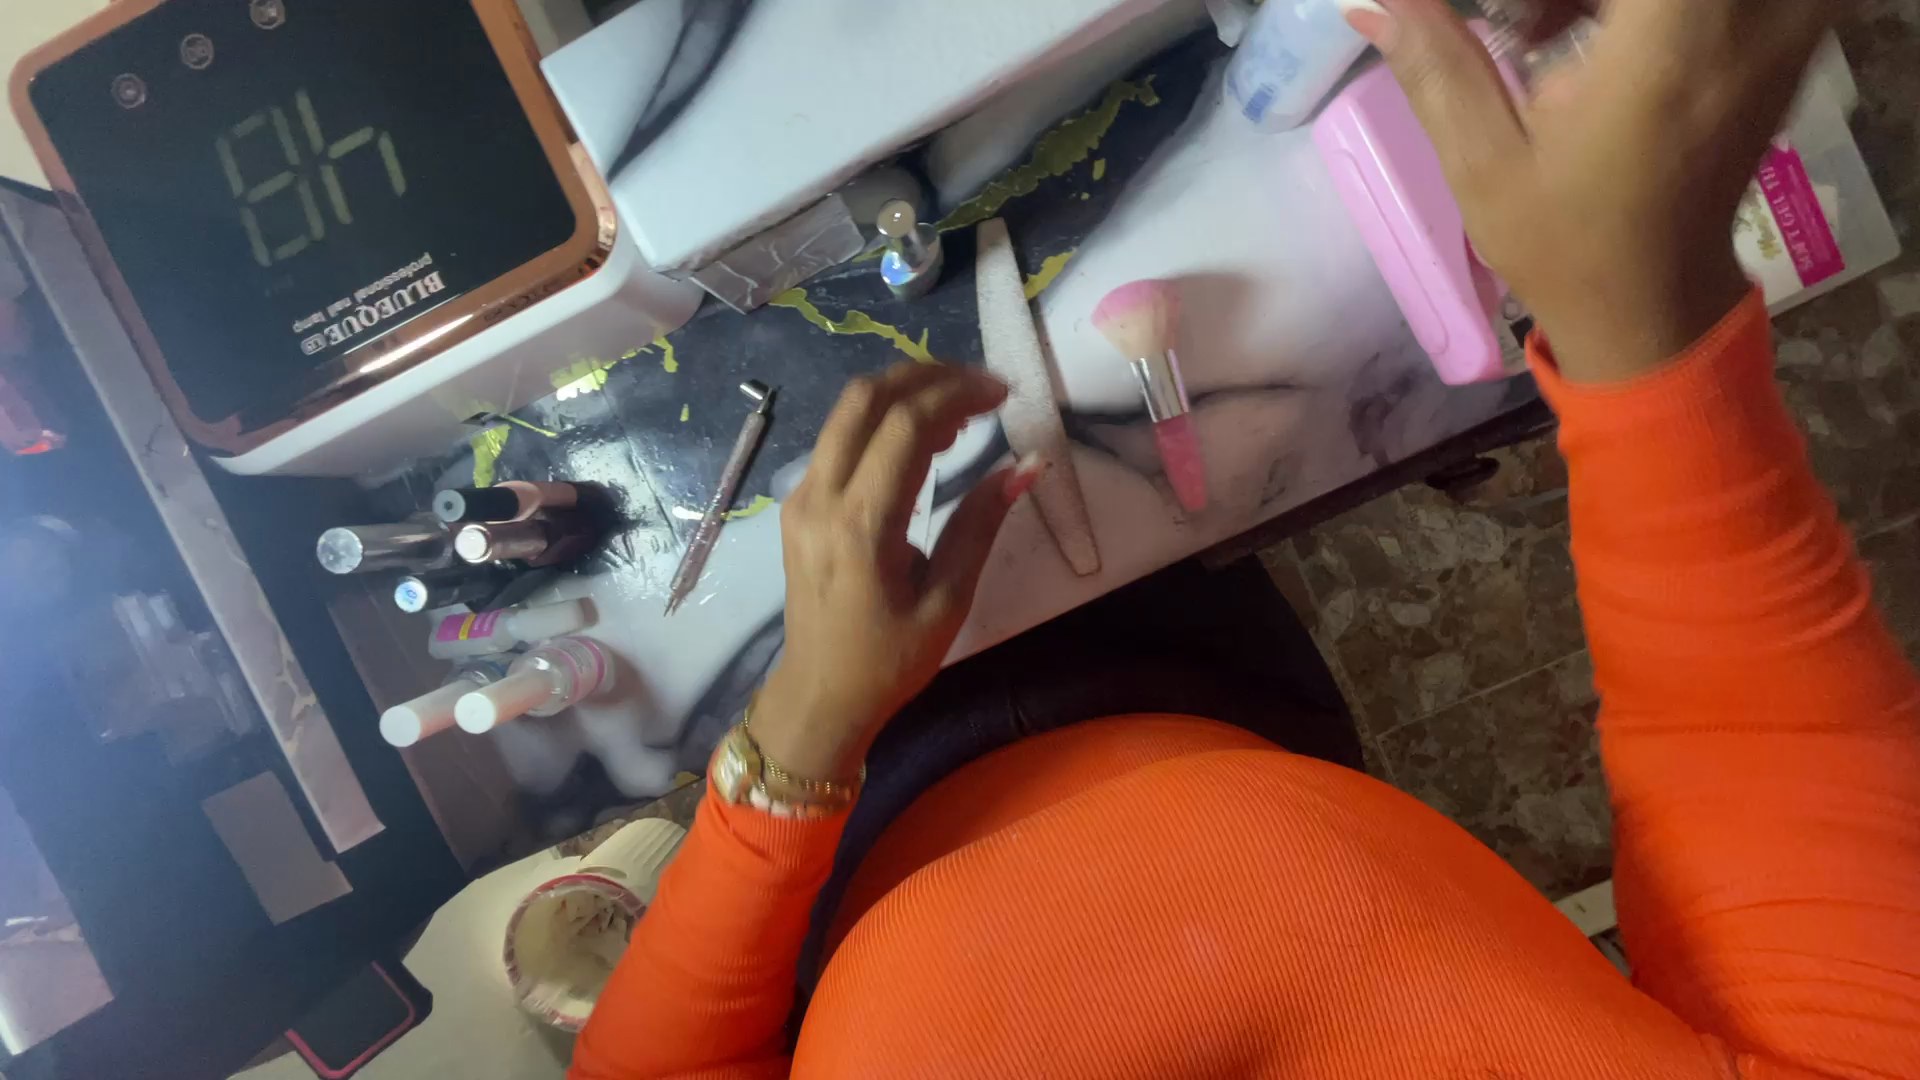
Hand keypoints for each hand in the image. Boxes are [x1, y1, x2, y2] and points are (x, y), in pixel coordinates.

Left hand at [753, 363, 1039, 781]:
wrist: (819, 694)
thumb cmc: (888, 660)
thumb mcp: (948, 600)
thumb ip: (981, 524)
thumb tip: (1026, 465)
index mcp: (860, 525)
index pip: (904, 425)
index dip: (957, 394)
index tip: (1002, 394)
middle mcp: (819, 497)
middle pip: (866, 397)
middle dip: (928, 376)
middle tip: (980, 389)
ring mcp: (801, 496)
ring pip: (847, 411)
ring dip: (905, 395)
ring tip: (961, 415)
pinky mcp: (799, 503)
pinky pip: (840, 439)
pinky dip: (883, 422)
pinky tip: (923, 441)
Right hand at [1349, 0, 1845, 380]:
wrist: (1648, 291)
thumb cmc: (1554, 240)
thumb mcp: (1479, 162)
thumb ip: (1437, 67)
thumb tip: (1376, 4)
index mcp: (1669, 36)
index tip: (1497, 18)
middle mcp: (1753, 4)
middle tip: (1512, 25)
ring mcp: (1786, 6)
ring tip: (1540, 30)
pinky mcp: (1792, 14)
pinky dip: (1634, 0)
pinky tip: (1595, 31)